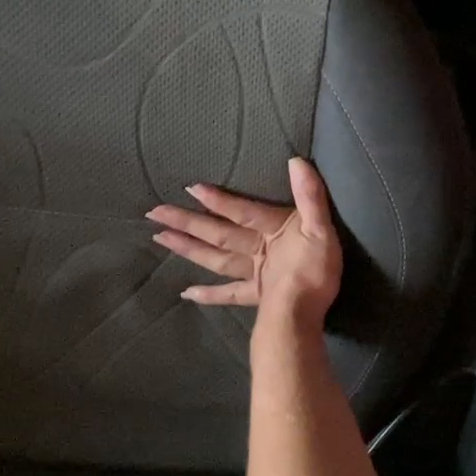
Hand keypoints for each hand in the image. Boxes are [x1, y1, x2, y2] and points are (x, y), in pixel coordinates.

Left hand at [147, 157, 341, 334]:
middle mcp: (257, 250)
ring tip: (160, 239)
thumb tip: (296, 162)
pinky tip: (186, 293)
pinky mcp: (257, 296)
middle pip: (219, 234)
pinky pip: (229, 295)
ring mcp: (254, 274)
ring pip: (217, 259)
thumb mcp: (321, 227)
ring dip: (189, 249)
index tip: (189, 188)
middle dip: (188, 222)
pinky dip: (208, 295)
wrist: (307, 313)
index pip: (241, 211)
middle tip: (154, 213)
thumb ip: (309, 195)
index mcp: (273, 230)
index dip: (218, 200)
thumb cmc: (316, 268)